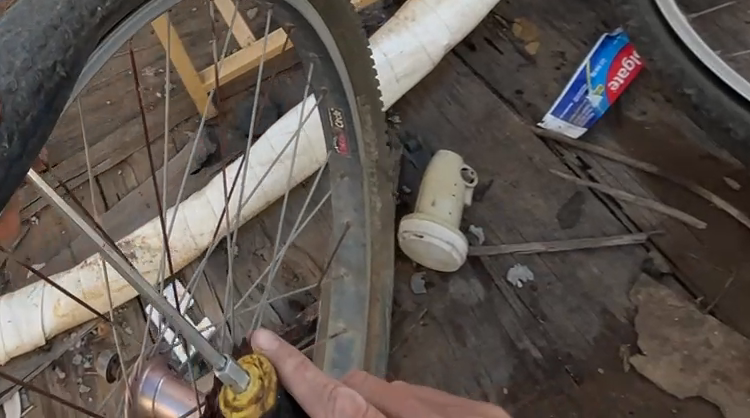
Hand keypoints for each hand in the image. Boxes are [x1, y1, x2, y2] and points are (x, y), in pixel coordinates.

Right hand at [251, 330, 510, 417]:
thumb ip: (344, 416)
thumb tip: (328, 404)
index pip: (332, 398)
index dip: (293, 368)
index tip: (262, 339)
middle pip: (358, 390)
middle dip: (340, 403)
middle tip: (328, 415)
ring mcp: (466, 414)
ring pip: (393, 393)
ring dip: (379, 413)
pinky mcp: (487, 414)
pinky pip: (429, 401)